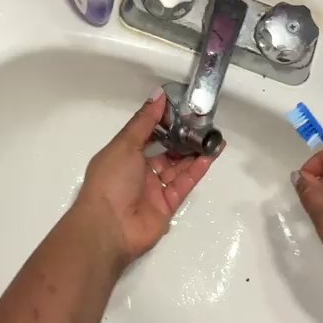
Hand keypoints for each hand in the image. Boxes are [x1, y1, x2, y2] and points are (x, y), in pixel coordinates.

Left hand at [70, 90, 216, 266]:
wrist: (109, 227)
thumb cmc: (111, 180)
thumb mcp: (125, 144)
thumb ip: (144, 121)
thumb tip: (158, 94)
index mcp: (124, 154)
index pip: (147, 133)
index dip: (162, 121)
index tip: (181, 107)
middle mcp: (139, 170)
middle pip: (165, 150)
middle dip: (181, 137)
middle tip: (202, 122)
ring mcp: (154, 189)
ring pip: (178, 166)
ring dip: (193, 152)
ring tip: (212, 136)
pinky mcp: (168, 205)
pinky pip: (184, 183)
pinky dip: (197, 170)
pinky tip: (210, 155)